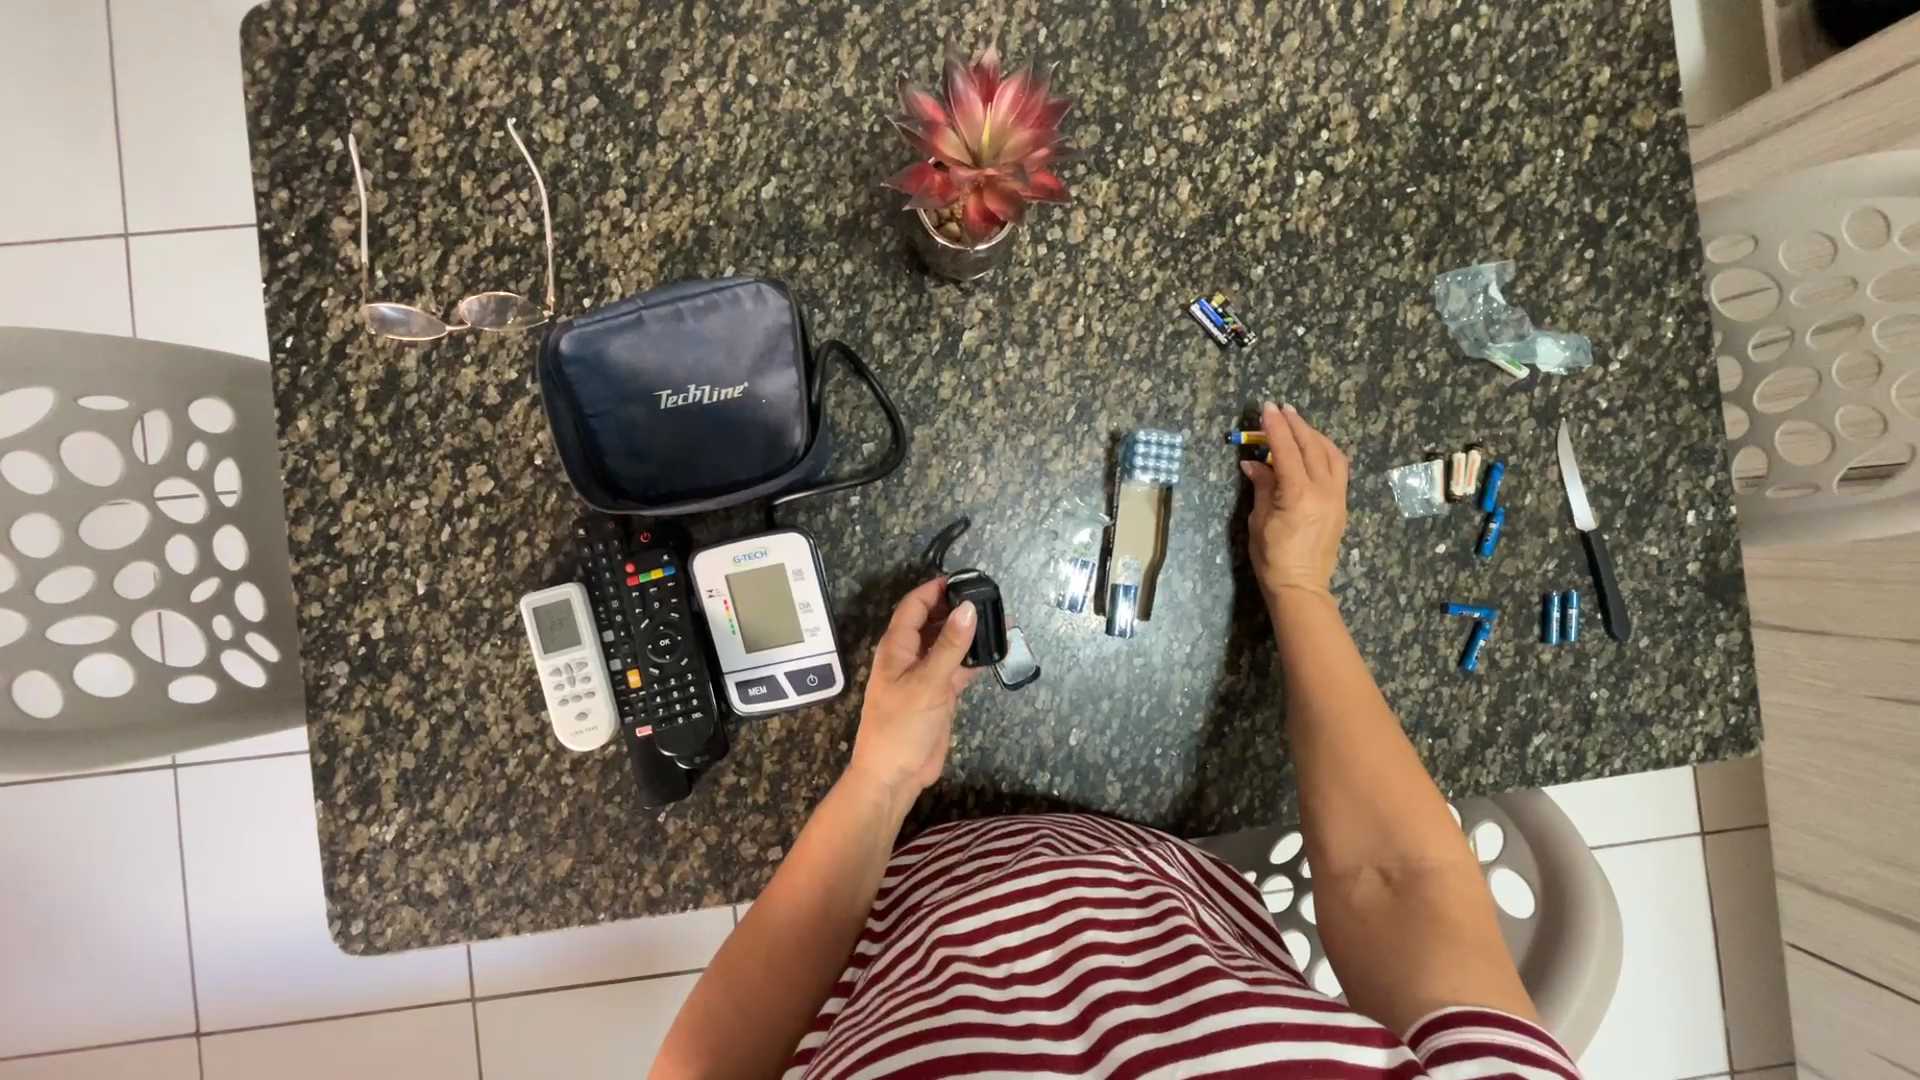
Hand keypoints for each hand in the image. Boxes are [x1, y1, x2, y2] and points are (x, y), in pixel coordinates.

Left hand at [849, 578, 981, 798]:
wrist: (894, 776)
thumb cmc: (900, 726)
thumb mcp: (926, 683)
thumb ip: (949, 646)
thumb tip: (969, 608)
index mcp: (897, 647)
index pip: (914, 606)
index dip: (936, 589)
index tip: (965, 579)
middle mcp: (910, 655)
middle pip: (934, 621)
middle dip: (959, 608)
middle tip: (991, 598)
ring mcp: (926, 674)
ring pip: (949, 644)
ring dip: (971, 633)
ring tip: (1001, 620)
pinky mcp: (940, 693)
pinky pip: (959, 667)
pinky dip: (976, 658)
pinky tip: (997, 650)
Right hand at [1242, 402, 1349, 603]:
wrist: (1300, 585)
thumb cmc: (1272, 557)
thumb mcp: (1259, 520)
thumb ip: (1262, 487)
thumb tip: (1254, 464)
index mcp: (1298, 495)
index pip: (1286, 451)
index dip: (1276, 427)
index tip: (1267, 408)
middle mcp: (1323, 491)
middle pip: (1312, 446)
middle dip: (1296, 425)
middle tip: (1281, 409)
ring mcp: (1337, 497)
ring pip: (1332, 454)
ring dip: (1314, 435)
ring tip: (1299, 424)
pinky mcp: (1342, 504)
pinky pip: (1338, 469)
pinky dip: (1325, 452)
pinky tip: (1313, 448)